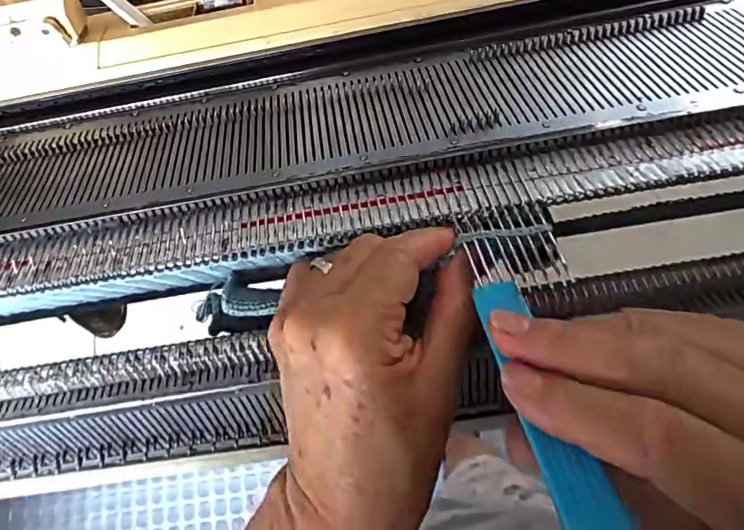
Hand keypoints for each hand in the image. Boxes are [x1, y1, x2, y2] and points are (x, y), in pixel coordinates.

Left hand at [251, 228, 475, 529]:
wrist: (338, 504)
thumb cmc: (387, 463)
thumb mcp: (438, 382)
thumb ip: (452, 310)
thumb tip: (460, 265)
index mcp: (352, 331)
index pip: (396, 255)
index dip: (429, 242)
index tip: (449, 240)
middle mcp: (313, 317)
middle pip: (369, 249)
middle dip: (406, 257)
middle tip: (436, 278)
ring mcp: (292, 320)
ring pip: (344, 257)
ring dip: (377, 266)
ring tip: (401, 301)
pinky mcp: (283, 326)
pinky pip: (317, 275)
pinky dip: (344, 277)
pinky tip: (365, 304)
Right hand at [489, 309, 743, 529]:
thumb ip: (607, 489)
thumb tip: (525, 433)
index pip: (661, 433)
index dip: (577, 406)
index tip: (512, 384)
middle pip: (661, 362)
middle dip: (571, 346)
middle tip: (506, 332)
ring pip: (668, 330)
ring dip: (589, 328)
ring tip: (533, 332)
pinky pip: (681, 321)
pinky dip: (624, 324)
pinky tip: (588, 331)